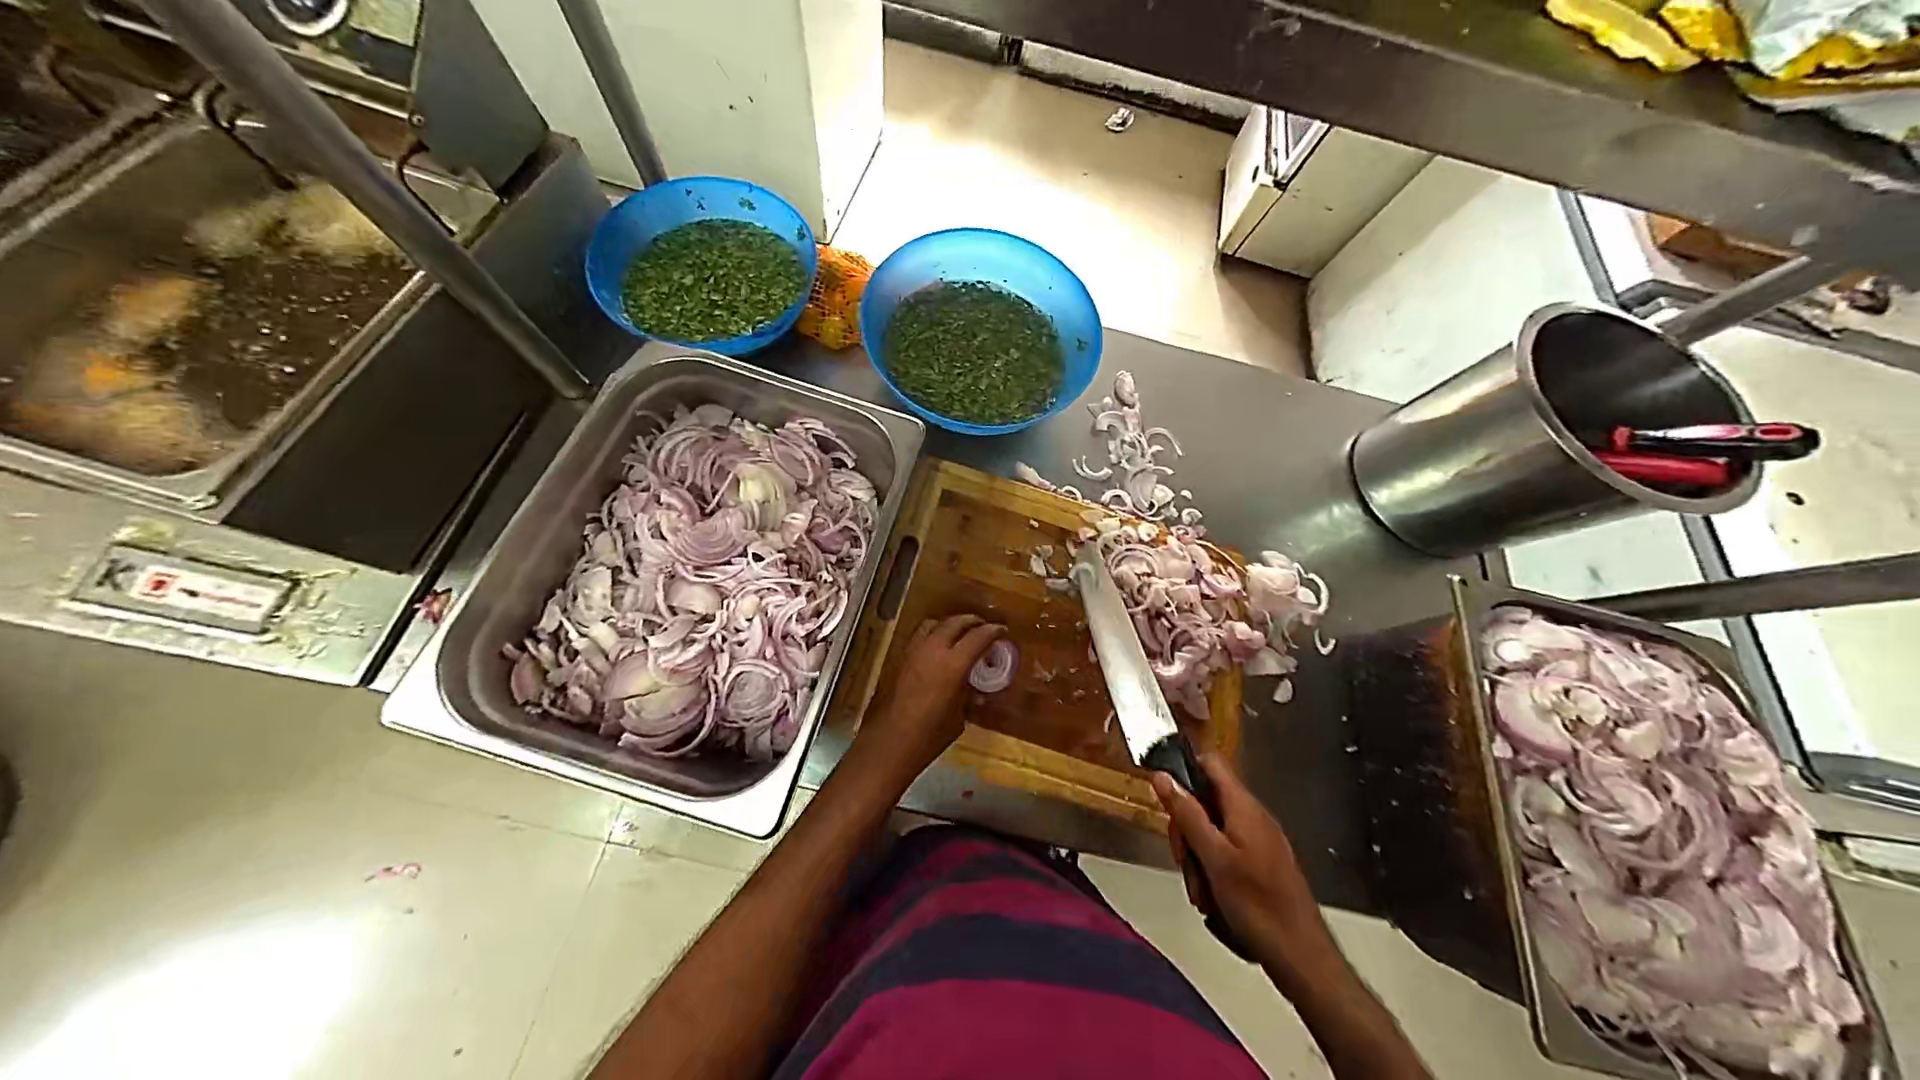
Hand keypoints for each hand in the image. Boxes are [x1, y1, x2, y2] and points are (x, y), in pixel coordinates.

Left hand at [851, 614, 1004, 788]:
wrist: (890, 741)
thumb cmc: (929, 735)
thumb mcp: (958, 716)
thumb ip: (967, 696)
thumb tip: (976, 692)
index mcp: (953, 664)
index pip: (978, 637)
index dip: (993, 631)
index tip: (1002, 631)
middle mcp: (933, 649)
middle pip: (956, 623)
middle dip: (972, 622)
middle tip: (983, 627)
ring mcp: (913, 651)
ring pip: (935, 624)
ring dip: (950, 624)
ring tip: (960, 633)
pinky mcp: (900, 658)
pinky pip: (919, 635)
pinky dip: (933, 633)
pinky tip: (937, 646)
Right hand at [1151, 753, 1340, 987]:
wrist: (1302, 958)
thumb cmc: (1258, 905)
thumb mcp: (1213, 857)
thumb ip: (1187, 814)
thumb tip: (1163, 776)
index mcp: (1244, 807)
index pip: (1210, 763)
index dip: (1184, 771)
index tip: (1166, 800)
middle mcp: (1253, 817)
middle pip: (1205, 802)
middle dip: (1187, 830)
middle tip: (1184, 860)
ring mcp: (1259, 842)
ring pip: (1211, 832)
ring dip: (1197, 858)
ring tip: (1202, 891)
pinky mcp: (1262, 865)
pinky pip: (1225, 854)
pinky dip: (1213, 873)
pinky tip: (1214, 900)